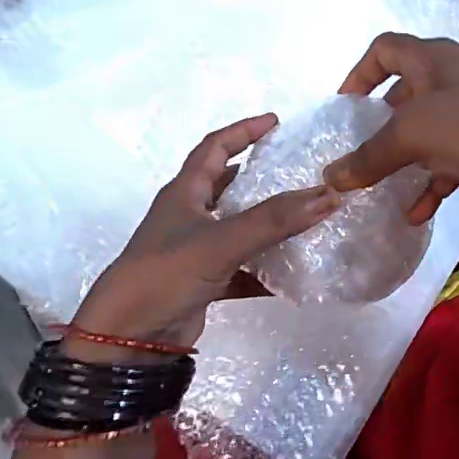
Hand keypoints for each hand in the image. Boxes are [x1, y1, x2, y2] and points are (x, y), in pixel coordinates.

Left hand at [68, 115, 340, 362]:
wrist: (130, 337)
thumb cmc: (165, 274)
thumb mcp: (220, 241)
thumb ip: (274, 220)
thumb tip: (329, 195)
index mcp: (184, 194)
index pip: (214, 148)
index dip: (243, 131)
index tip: (275, 122)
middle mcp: (189, 217)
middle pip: (227, 187)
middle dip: (260, 177)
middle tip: (297, 173)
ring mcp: (196, 252)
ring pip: (238, 230)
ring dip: (268, 225)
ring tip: (305, 219)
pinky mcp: (204, 283)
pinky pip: (242, 269)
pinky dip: (265, 270)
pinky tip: (293, 275)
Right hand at [321, 33, 458, 222]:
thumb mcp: (414, 133)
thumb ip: (370, 155)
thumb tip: (330, 177)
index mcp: (432, 60)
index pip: (386, 50)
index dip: (360, 72)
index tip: (344, 106)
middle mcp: (451, 83)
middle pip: (405, 97)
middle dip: (380, 125)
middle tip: (358, 152)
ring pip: (425, 137)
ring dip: (402, 164)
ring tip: (378, 190)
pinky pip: (448, 167)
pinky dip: (430, 188)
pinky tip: (415, 215)